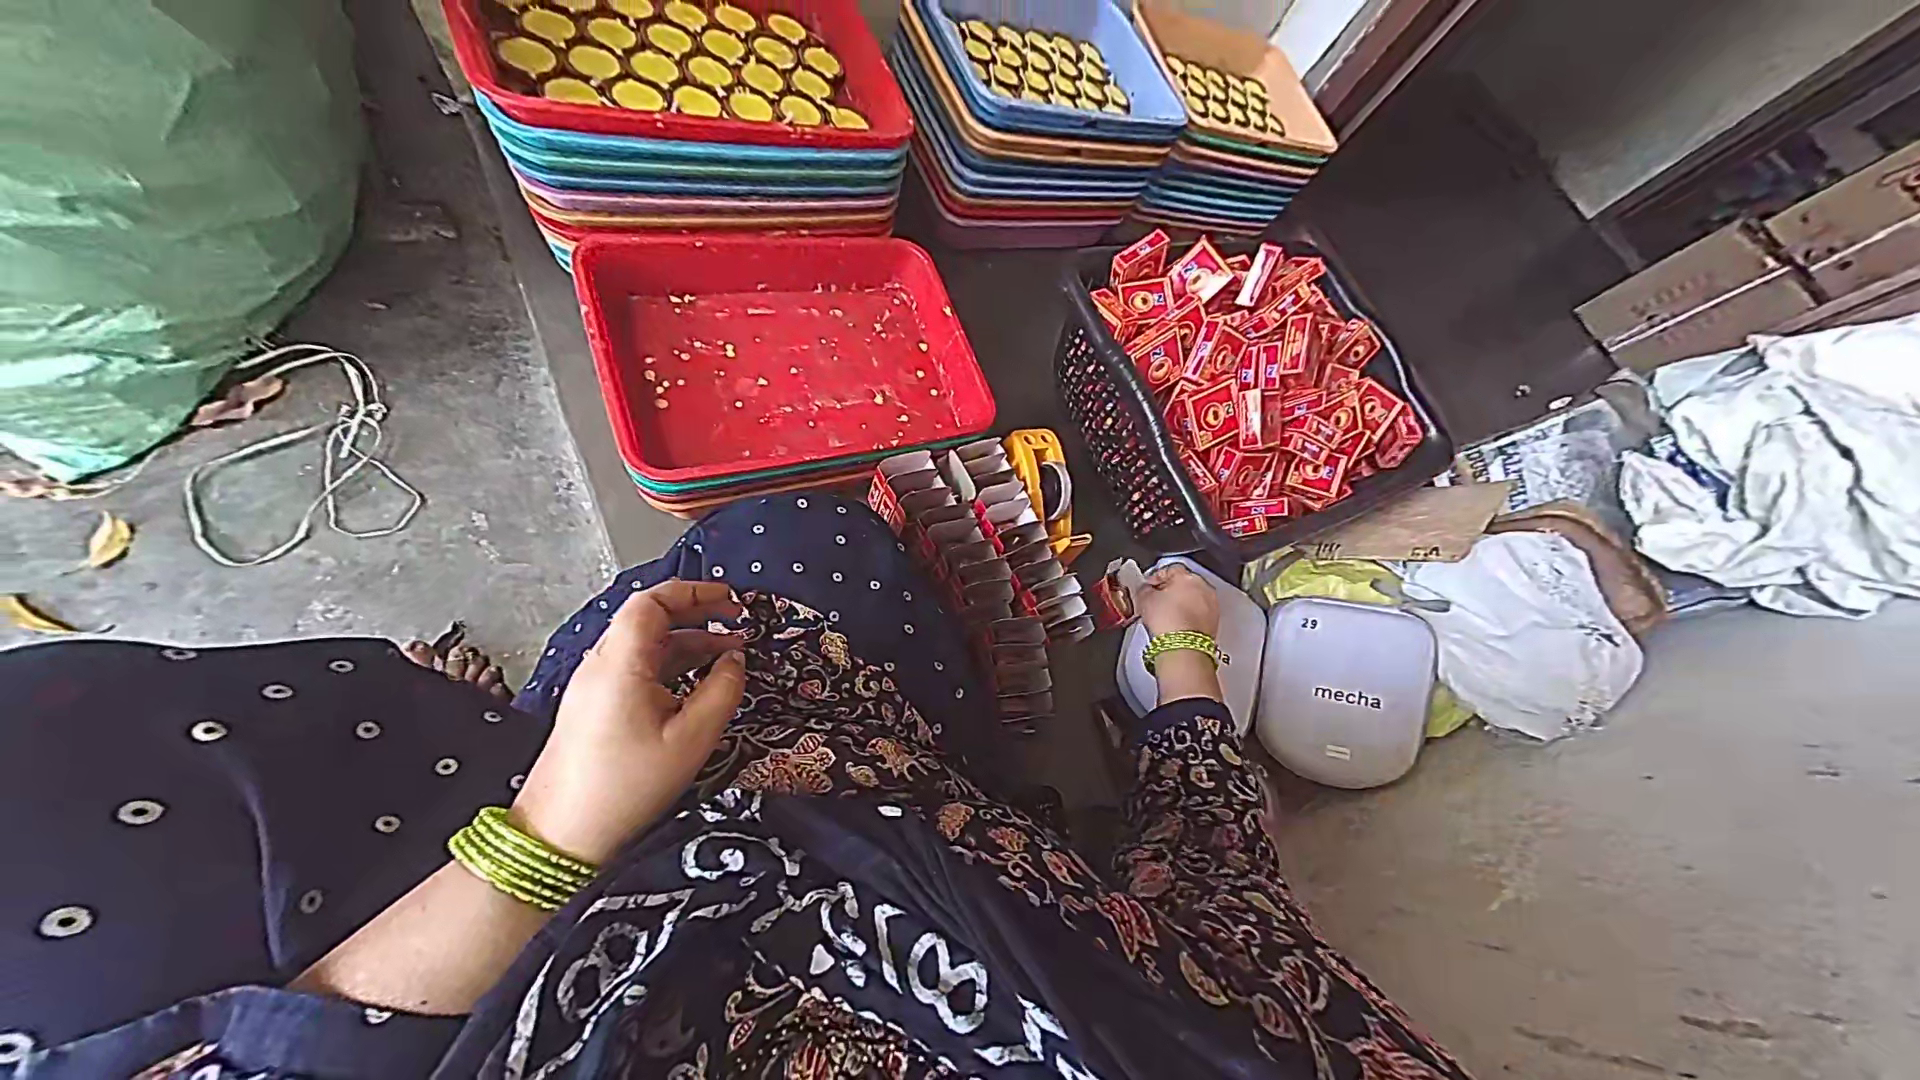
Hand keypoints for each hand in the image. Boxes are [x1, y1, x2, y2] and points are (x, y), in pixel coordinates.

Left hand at [510, 581, 745, 863]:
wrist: (560, 835)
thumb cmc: (626, 786)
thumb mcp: (692, 738)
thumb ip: (724, 689)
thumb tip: (737, 659)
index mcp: (621, 663)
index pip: (652, 601)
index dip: (695, 592)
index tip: (730, 598)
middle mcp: (603, 664)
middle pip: (650, 618)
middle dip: (699, 612)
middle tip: (737, 618)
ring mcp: (596, 684)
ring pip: (647, 644)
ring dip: (690, 641)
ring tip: (730, 655)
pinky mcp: (596, 704)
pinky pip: (639, 667)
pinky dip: (674, 664)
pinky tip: (700, 681)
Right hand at [1137, 563, 1220, 638]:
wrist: (1183, 647)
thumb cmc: (1168, 622)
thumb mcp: (1144, 599)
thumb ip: (1144, 589)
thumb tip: (1146, 589)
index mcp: (1187, 577)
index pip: (1170, 569)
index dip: (1157, 577)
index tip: (1150, 585)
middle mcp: (1203, 588)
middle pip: (1185, 583)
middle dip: (1172, 590)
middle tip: (1158, 600)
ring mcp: (1211, 604)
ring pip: (1194, 598)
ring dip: (1183, 603)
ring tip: (1167, 614)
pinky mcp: (1215, 621)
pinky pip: (1200, 612)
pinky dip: (1190, 615)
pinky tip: (1178, 624)